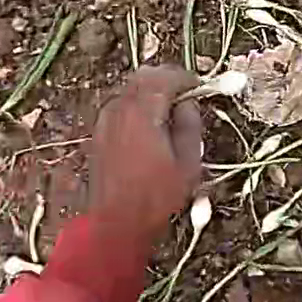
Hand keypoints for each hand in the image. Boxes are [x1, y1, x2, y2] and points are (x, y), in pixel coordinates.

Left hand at [87, 66, 204, 241]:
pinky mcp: (100, 133)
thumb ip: (190, 124)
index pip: (166, 77)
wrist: (116, 225)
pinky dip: (139, 104)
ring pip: (131, 88)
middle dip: (168, 78)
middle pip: (144, 76)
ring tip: (172, 108)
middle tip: (187, 92)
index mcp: (143, 114)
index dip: (187, 78)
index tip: (201, 86)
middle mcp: (120, 111)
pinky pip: (122, 105)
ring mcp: (106, 121)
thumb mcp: (188, 161)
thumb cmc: (158, 195)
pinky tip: (152, 123)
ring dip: (152, 90)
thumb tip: (188, 102)